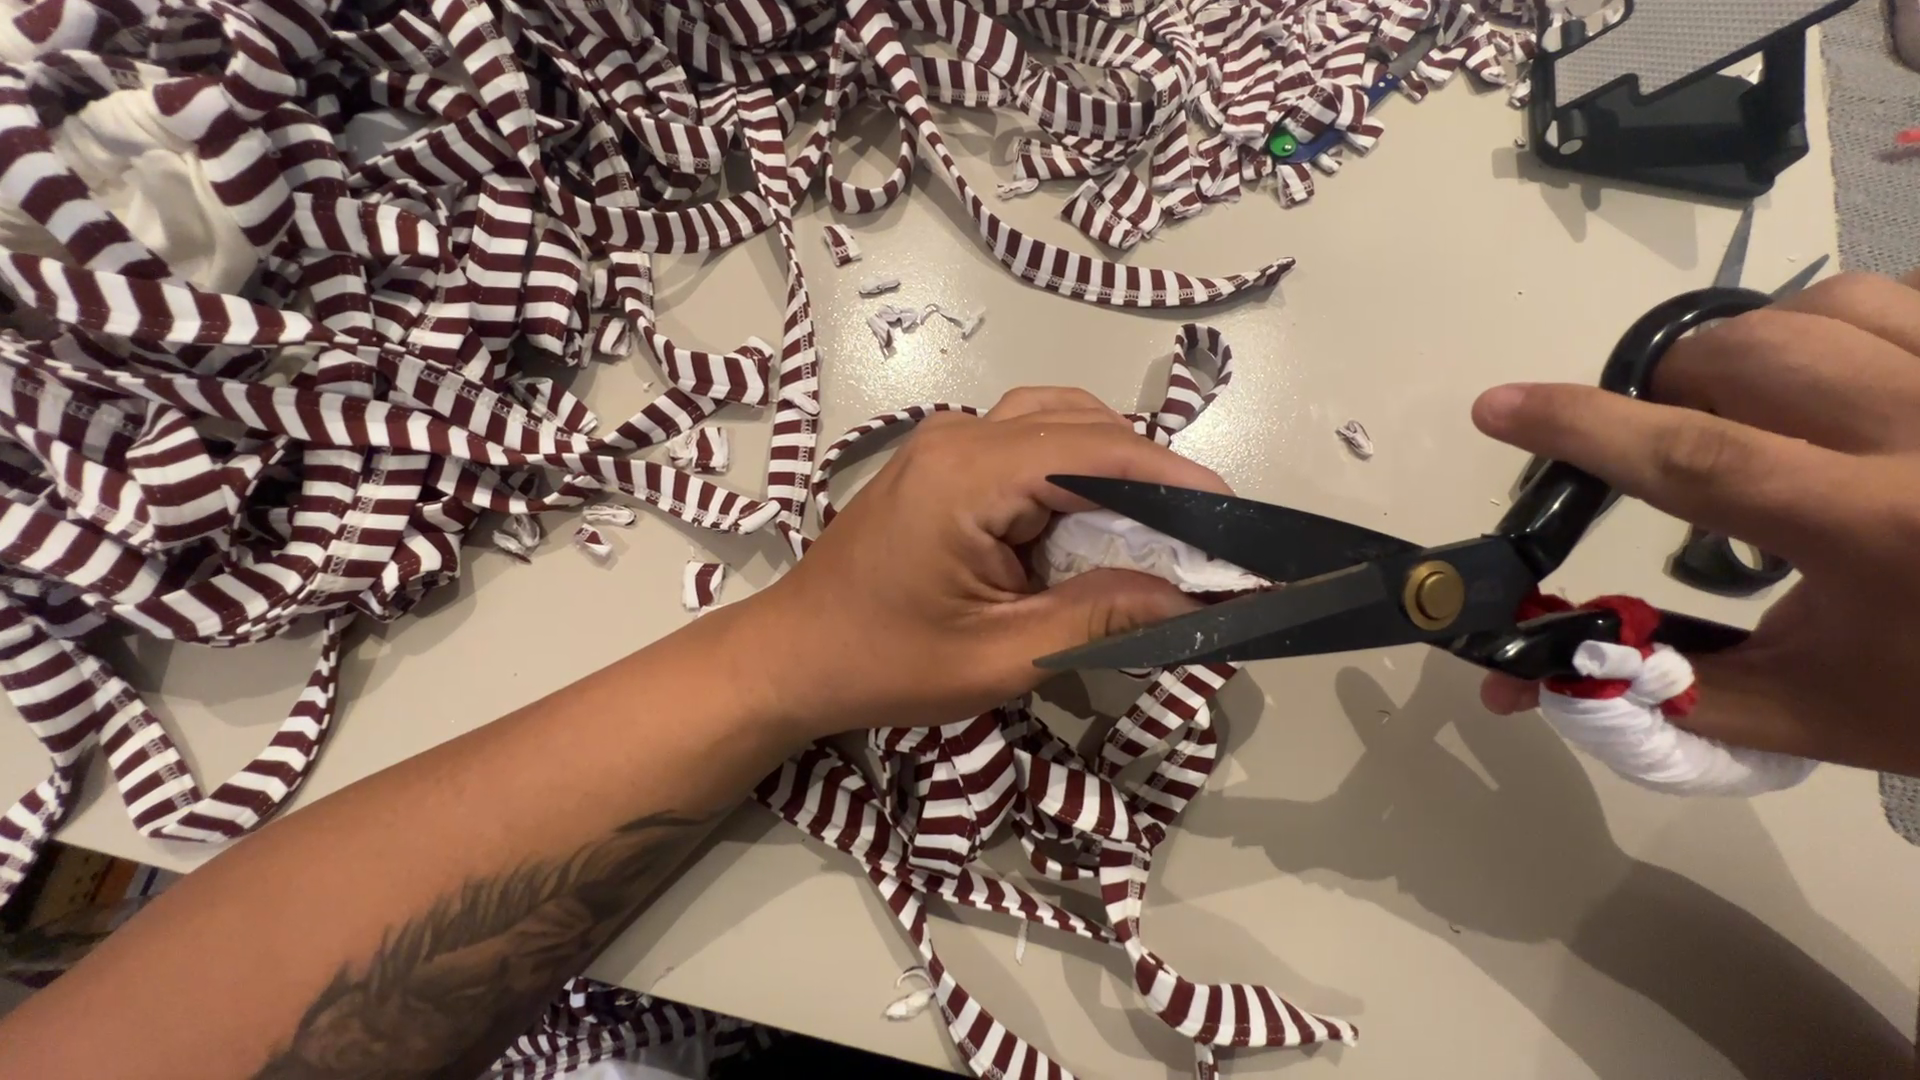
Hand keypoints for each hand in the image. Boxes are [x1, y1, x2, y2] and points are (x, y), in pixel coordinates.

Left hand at [740, 387, 1228, 738]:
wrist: (794, 656)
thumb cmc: (885, 664)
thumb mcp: (1001, 654)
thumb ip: (1098, 615)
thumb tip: (1190, 596)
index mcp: (967, 474)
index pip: (1094, 450)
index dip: (1171, 478)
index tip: (1230, 516)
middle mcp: (958, 435)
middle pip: (1079, 425)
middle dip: (1145, 476)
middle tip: (1193, 538)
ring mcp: (944, 441)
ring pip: (1056, 424)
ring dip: (1109, 469)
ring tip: (1148, 532)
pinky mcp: (941, 461)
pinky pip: (1026, 444)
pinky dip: (1071, 474)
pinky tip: (1087, 523)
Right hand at [1472, 270, 1919, 775]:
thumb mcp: (1797, 709)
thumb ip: (1645, 685)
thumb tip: (1500, 683)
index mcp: (1881, 534)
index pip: (1693, 460)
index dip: (1579, 427)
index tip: (1495, 407)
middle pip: (1753, 356)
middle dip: (1669, 383)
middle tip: (1661, 430)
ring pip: (1834, 305)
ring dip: (1752, 349)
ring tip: (1748, 406)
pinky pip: (1908, 298)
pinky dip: (1843, 327)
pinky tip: (1840, 386)